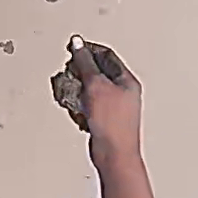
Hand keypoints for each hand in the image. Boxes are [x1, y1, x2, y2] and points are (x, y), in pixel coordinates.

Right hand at [69, 37, 143, 174]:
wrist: (113, 154)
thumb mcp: (95, 85)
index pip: (106, 55)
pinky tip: (78, 110)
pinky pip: (87, 103)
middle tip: (71, 72)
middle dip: (80, 71)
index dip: (88, 49)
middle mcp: (122, 91)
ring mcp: (113, 105)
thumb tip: (78, 44)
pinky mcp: (104, 117)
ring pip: (90, 87)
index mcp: (126, 80)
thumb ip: (84, 62)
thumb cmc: (112, 122)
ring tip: (74, 95)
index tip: (72, 47)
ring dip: (78, 88)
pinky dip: (79, 103)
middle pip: (97, 70)